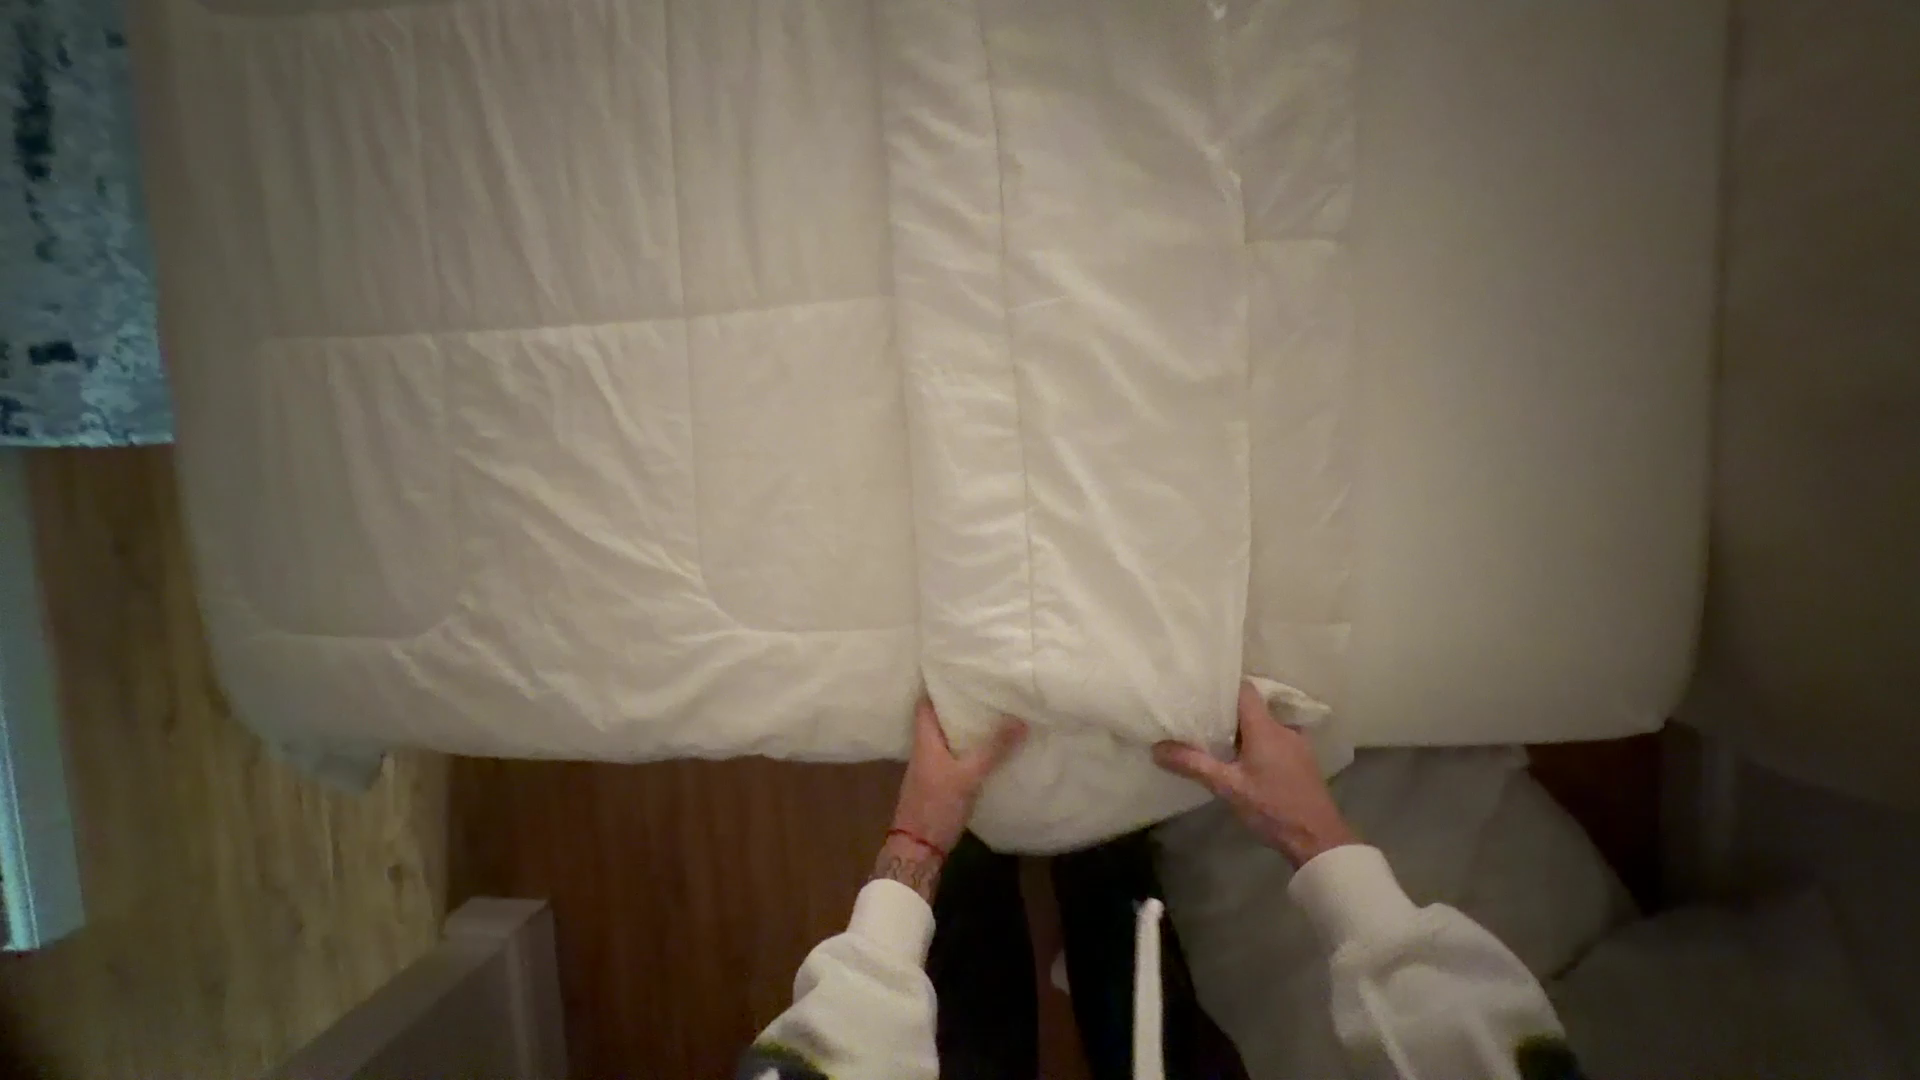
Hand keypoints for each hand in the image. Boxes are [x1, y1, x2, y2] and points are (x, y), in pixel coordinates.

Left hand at [891, 698, 1027, 853]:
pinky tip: (990, 749)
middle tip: (988, 690)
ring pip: (949, 737)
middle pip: (939, 718)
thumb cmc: (936, 804)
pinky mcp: (939, 782)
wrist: (918, 848)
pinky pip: (955, 756)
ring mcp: (931, 766)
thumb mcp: (968, 775)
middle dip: (960, 705)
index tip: (962, 672)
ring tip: (994, 713)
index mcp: (924, 738)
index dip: (940, 685)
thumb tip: (1020, 719)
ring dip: (966, 727)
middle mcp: (924, 748)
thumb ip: (994, 749)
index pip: (926, 702)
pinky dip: (969, 748)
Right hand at [1153, 681, 1357, 868]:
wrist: (1319, 841)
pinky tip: (1243, 760)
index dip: (1223, 686)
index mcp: (1265, 727)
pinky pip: (1276, 740)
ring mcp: (1297, 745)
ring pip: (1265, 725)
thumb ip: (1192, 764)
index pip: (1245, 689)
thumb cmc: (1272, 808)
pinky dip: (1258, 743)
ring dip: (1244, 730)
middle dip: (1227, 711)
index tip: (1200, 688)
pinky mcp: (1303, 761)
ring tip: (1218, 739)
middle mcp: (1284, 728)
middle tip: (1200, 717)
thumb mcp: (1227, 787)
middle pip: (1253, 707)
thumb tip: (1156, 749)